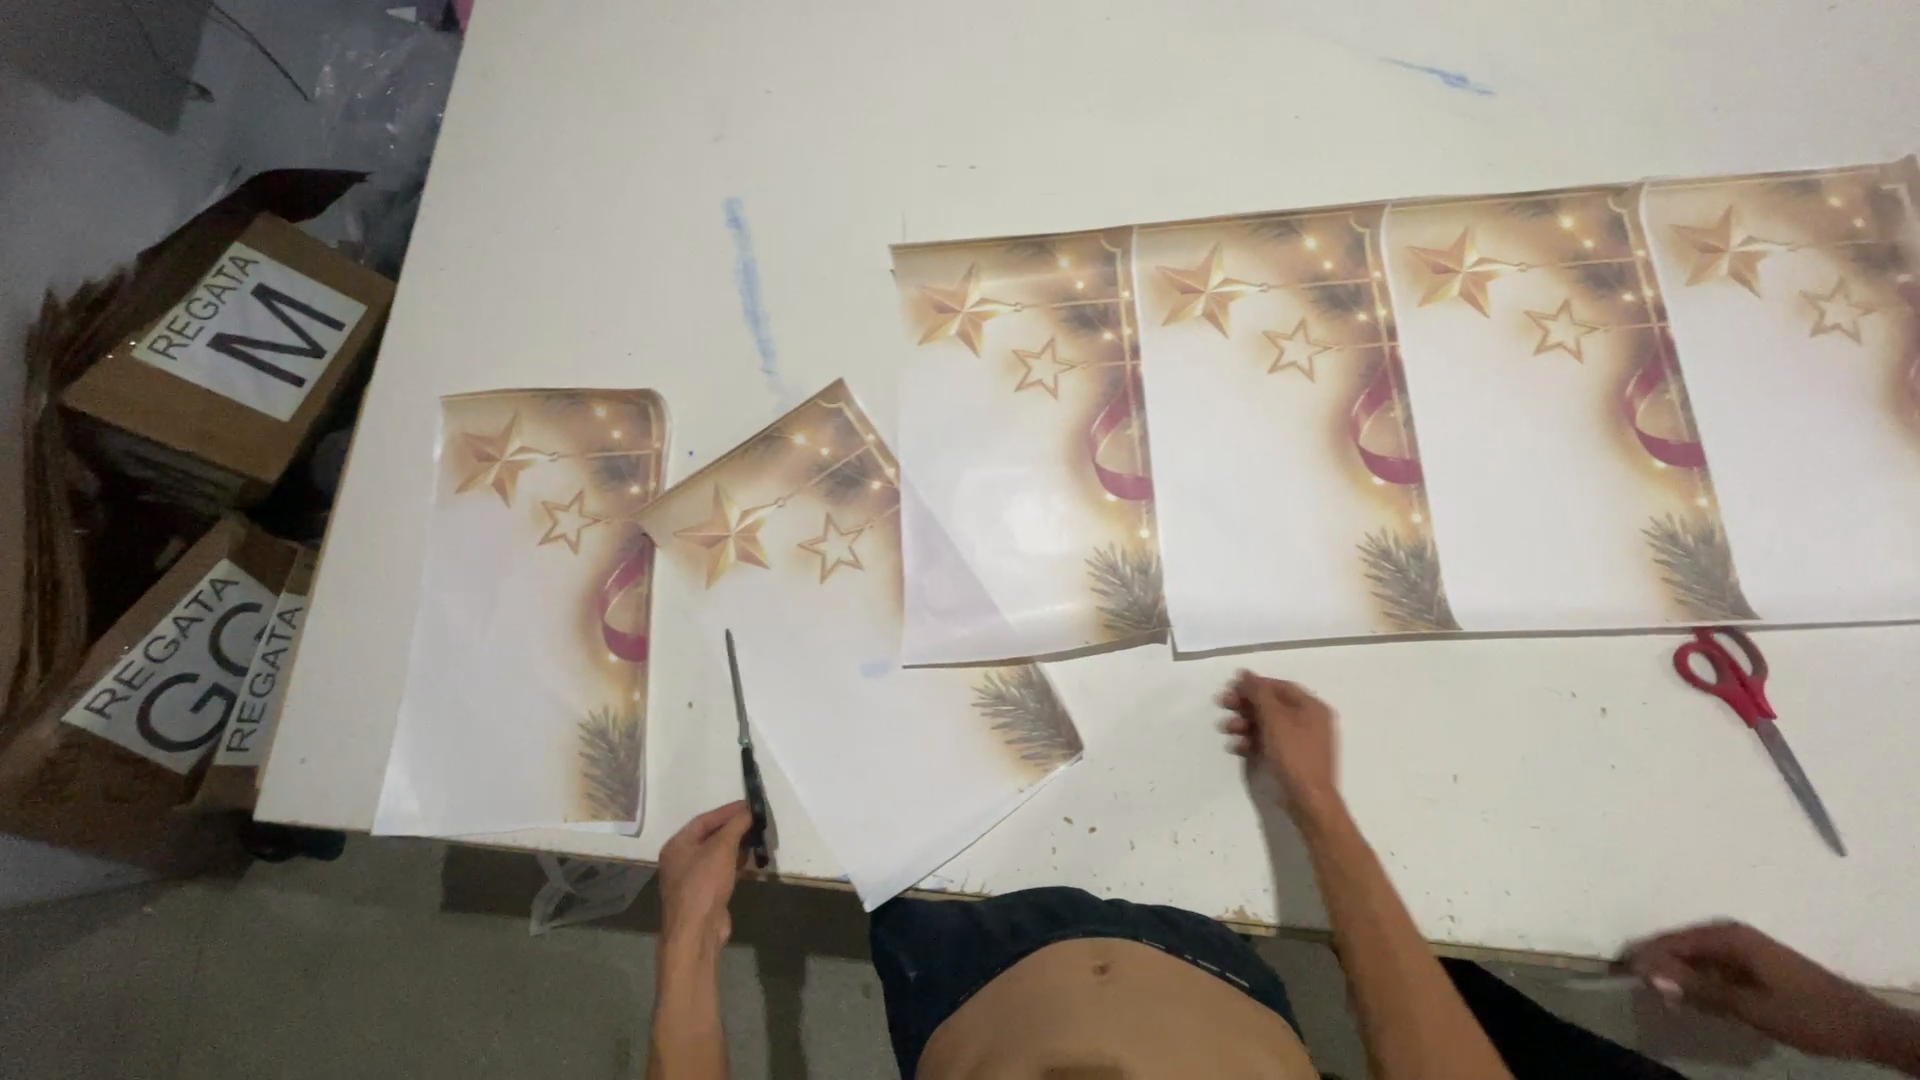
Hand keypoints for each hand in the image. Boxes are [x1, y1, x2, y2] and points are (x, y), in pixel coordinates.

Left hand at [658, 801, 752, 957]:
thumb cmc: (704, 883)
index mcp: (677, 845)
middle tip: (755, 821)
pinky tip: (749, 859)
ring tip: (756, 838)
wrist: (696, 931)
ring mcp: (692, 878)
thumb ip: (736, 826)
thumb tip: (748, 812)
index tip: (749, 805)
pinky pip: (721, 870)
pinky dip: (734, 862)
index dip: (727, 811)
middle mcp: (681, 860)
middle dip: (733, 828)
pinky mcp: (704, 893)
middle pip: (710, 836)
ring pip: (717, 854)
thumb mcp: (721, 848)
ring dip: (736, 845)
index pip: (704, 820)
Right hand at [1217, 671, 1339, 821]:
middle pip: (1271, 704)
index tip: (1231, 688)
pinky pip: (1267, 741)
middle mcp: (1308, 721)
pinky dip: (1251, 741)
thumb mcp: (1274, 719)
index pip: (1279, 686)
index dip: (1255, 685)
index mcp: (1312, 707)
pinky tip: (1237, 747)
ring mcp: (1299, 740)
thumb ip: (1259, 693)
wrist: (1307, 800)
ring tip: (1227, 728)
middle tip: (1223, 704)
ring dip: (1244, 723)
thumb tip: (1245, 673)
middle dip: (1245, 704)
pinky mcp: (1289, 758)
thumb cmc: (1293, 754)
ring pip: (1266, 723)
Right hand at [1625, 921, 1903, 1061]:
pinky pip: (1714, 962)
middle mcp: (1731, 932)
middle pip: (1681, 944)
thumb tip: (1648, 974)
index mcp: (1726, 936)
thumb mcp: (1749, 1006)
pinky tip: (1700, 995)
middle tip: (1648, 990)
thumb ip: (1697, 988)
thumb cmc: (1807, 1014)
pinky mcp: (1756, 959)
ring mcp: (1746, 945)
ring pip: (1698, 955)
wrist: (1870, 1028)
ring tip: (1671, 996)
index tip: (1627, 975)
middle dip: (1662, 965)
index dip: (1647, 957)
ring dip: (1682, 973)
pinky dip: (1701, 977)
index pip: (1671, 941)